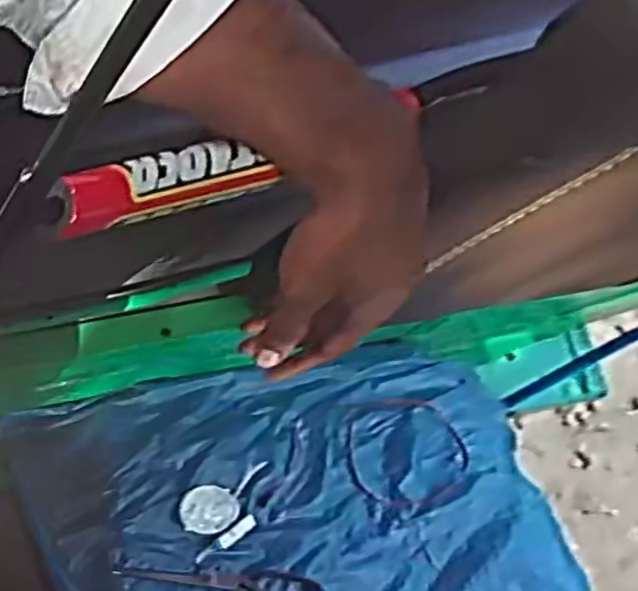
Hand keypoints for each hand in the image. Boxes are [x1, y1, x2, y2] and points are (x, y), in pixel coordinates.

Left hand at [242, 144, 426, 377]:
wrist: (366, 169)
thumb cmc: (338, 239)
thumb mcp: (304, 291)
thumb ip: (287, 327)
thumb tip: (271, 360)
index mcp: (382, 301)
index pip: (338, 344)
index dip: (300, 362)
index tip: (268, 375)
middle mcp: (389, 282)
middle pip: (331, 323)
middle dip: (287, 339)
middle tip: (248, 349)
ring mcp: (381, 257)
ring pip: (327, 301)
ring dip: (287, 317)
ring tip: (249, 328)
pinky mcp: (368, 234)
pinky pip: (330, 279)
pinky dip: (299, 293)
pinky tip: (269, 298)